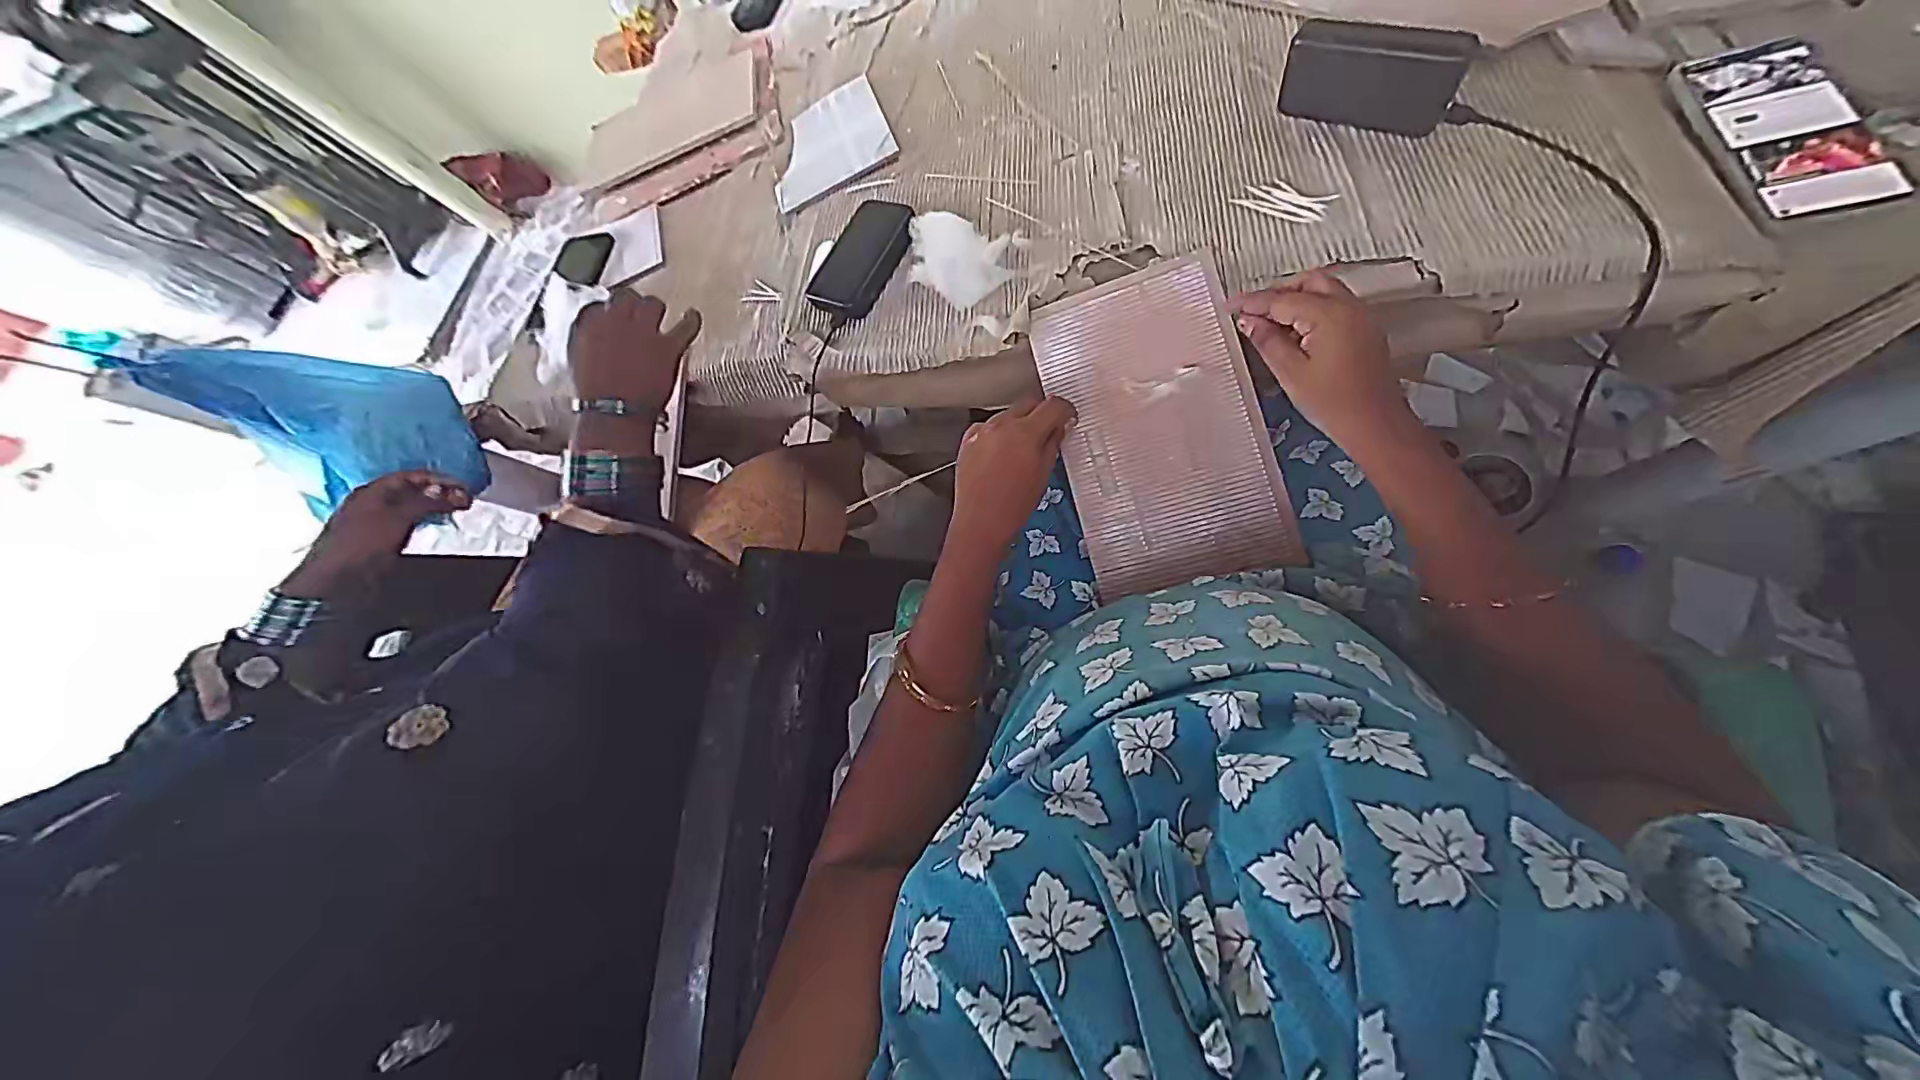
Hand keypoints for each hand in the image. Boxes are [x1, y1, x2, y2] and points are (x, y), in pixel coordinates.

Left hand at [281, 471, 471, 598]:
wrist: (335, 580)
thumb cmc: (363, 543)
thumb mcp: (397, 517)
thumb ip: (425, 502)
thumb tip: (451, 491)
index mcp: (374, 492)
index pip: (413, 476)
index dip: (441, 480)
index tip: (466, 490)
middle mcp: (375, 502)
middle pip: (413, 490)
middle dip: (441, 493)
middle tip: (465, 503)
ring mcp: (377, 520)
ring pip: (413, 506)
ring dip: (436, 507)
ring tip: (456, 514)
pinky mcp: (381, 538)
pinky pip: (410, 522)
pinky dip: (427, 521)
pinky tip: (438, 528)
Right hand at [570, 290, 702, 412]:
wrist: (616, 411)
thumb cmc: (597, 395)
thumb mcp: (580, 360)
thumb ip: (591, 341)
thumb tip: (600, 338)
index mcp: (591, 324)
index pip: (601, 304)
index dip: (611, 310)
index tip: (614, 315)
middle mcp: (618, 321)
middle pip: (627, 297)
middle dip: (632, 302)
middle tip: (636, 310)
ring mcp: (645, 332)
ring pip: (653, 304)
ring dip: (655, 307)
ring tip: (657, 311)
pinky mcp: (668, 347)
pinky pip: (685, 326)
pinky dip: (691, 320)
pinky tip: (692, 316)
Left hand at [948, 396, 1076, 559]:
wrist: (980, 523)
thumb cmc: (1013, 506)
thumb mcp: (1044, 474)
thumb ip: (1053, 444)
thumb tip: (1058, 428)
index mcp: (1026, 432)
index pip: (1053, 405)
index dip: (1065, 410)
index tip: (1068, 417)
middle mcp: (1001, 425)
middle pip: (1029, 404)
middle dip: (1042, 414)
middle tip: (1050, 430)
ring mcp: (982, 432)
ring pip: (1007, 414)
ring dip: (1019, 424)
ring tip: (1024, 449)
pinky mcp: (968, 441)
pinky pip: (988, 427)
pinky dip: (998, 434)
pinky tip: (1003, 453)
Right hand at [1229, 270, 1415, 447]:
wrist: (1374, 424)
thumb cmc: (1334, 403)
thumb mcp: (1290, 372)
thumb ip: (1267, 341)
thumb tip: (1250, 322)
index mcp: (1329, 315)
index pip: (1282, 299)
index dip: (1252, 302)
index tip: (1232, 306)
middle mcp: (1349, 308)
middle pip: (1308, 282)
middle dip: (1277, 292)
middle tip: (1252, 312)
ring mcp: (1361, 317)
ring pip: (1324, 290)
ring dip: (1296, 299)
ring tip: (1271, 324)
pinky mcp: (1364, 329)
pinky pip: (1335, 305)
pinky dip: (1312, 309)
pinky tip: (1295, 334)